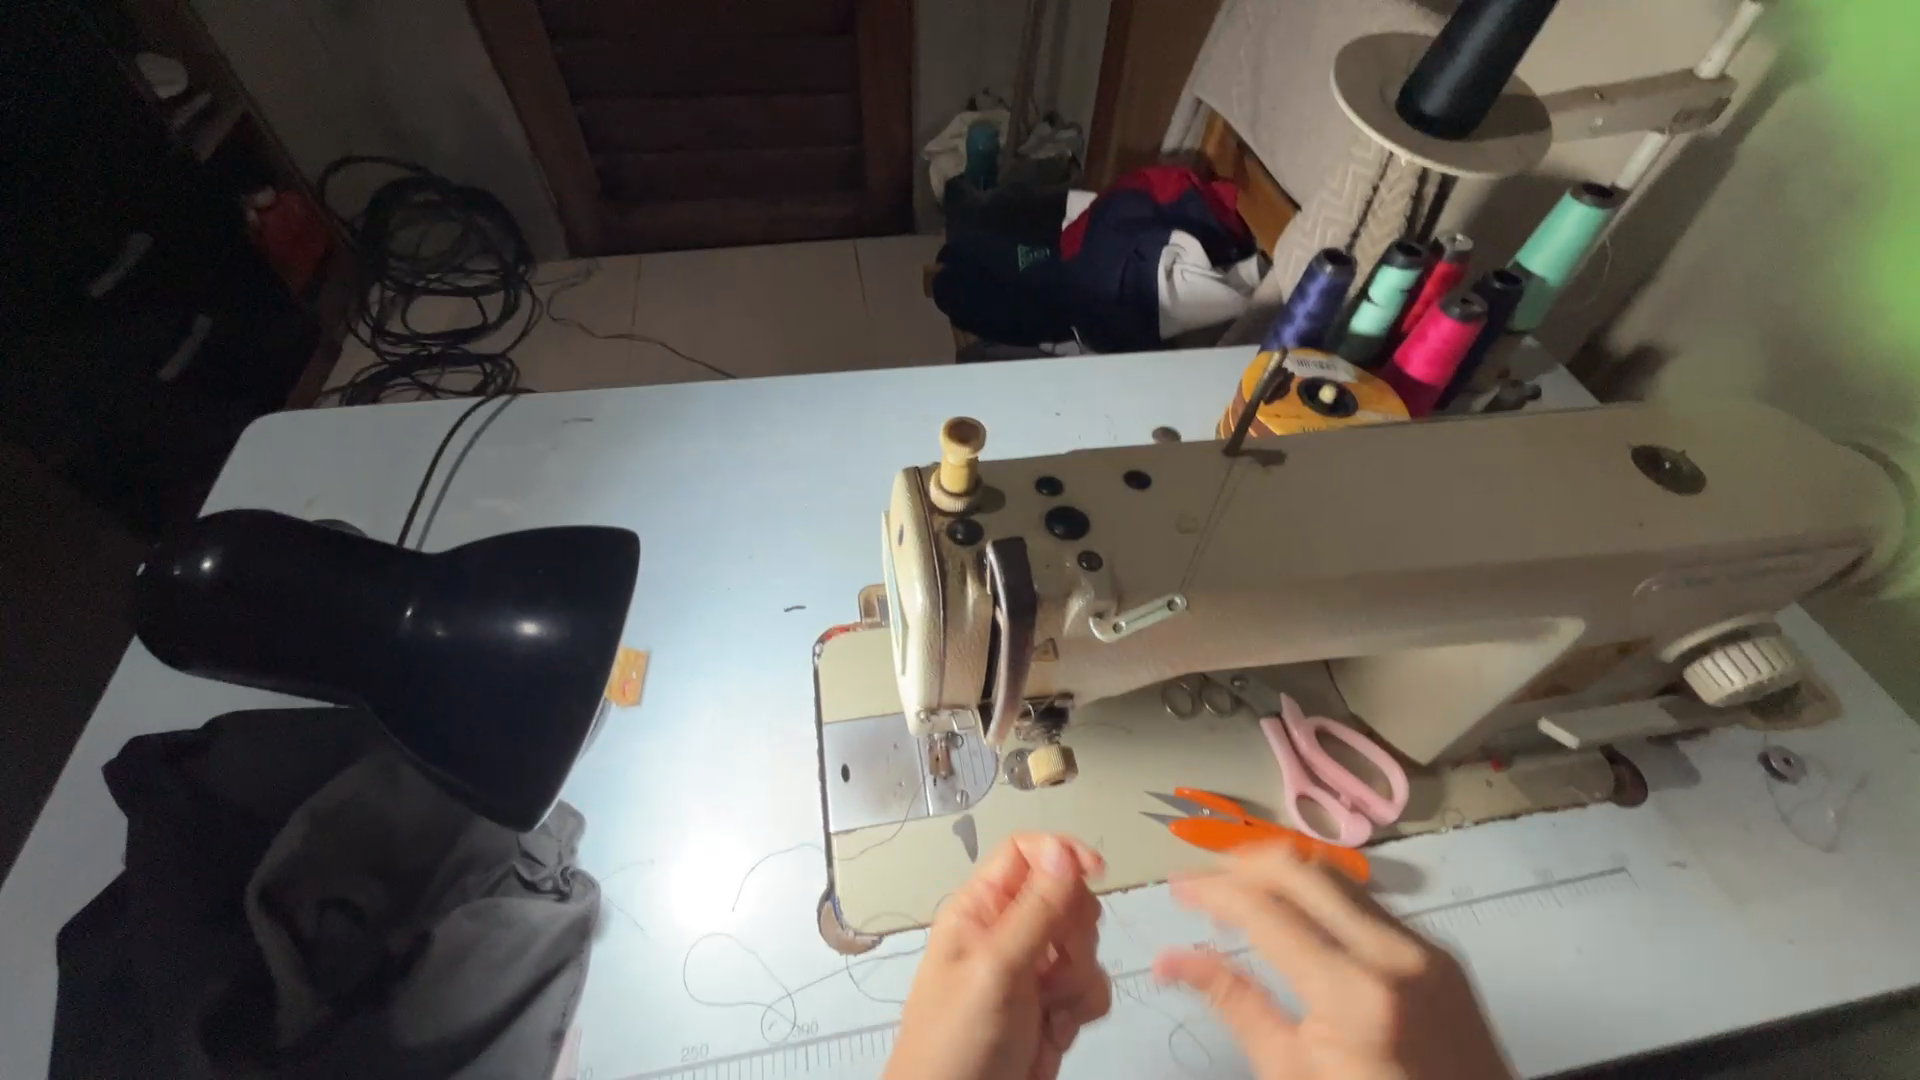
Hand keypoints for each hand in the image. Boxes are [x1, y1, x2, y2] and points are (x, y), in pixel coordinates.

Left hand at [886, 834, 1110, 1079]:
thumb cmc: (959, 1039)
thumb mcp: (995, 969)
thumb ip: (1035, 910)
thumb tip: (1064, 850)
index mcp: (982, 907)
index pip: (1026, 852)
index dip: (1061, 853)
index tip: (1095, 871)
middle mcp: (1007, 930)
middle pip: (1065, 896)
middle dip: (1073, 929)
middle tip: (1053, 961)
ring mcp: (1032, 969)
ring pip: (1083, 943)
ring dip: (1076, 976)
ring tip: (1048, 1006)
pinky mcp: (1053, 1006)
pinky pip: (1089, 985)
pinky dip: (1081, 1008)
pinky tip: (1055, 1030)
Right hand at [1154, 846, 1512, 1079]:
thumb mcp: (1292, 1076)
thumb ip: (1234, 1003)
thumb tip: (1169, 959)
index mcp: (1352, 993)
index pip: (1264, 910)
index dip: (1211, 889)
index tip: (1177, 887)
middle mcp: (1393, 953)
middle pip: (1300, 867)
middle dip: (1243, 863)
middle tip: (1208, 881)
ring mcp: (1425, 948)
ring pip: (1334, 874)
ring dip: (1281, 873)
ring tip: (1243, 894)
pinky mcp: (1441, 954)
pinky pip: (1367, 901)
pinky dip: (1319, 896)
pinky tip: (1296, 918)